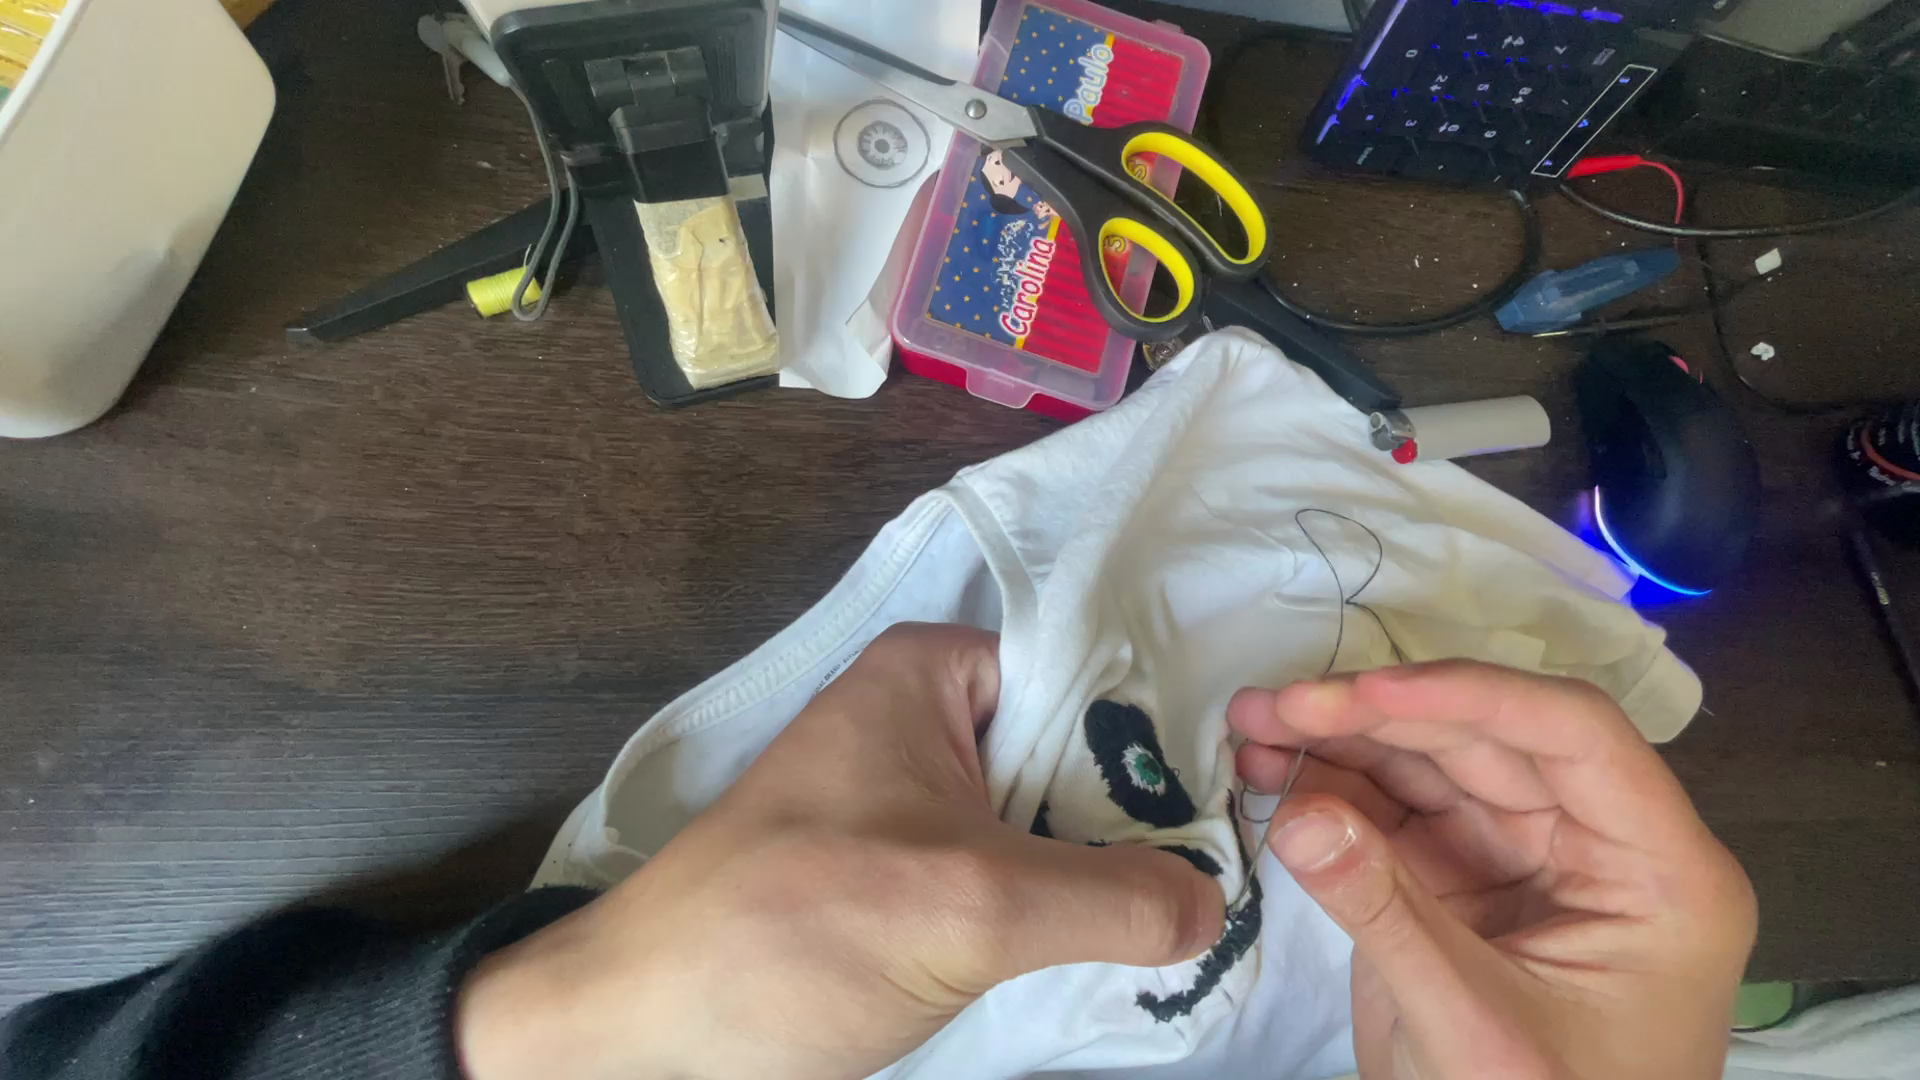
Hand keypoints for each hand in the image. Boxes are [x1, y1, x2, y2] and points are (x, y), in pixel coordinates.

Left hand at [457, 624, 1223, 1079]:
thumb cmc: (799, 924)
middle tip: (1219, 872)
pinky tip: (1111, 934)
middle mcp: (925, 709)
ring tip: (1183, 909)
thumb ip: (1110, 896)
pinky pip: (1005, 856)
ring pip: (1039, 811)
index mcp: (933, 670)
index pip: (1079, 679)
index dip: (1154, 742)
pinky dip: (1052, 895)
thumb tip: (1213, 899)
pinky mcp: (905, 849)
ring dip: (1094, 865)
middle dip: (1130, 815)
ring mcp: (914, 783)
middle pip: (1064, 749)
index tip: (1228, 803)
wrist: (650, 1023)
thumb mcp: (973, 905)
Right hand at [1230, 662, 1754, 1079]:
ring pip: (1413, 755)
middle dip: (1365, 714)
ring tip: (1249, 723)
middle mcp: (1579, 836)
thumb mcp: (1474, 1033)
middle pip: (1470, 735)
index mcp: (1651, 870)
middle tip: (1270, 707)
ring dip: (1328, 735)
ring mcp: (1503, 844)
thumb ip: (1385, 915)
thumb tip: (1296, 813)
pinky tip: (1263, 769)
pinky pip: (1375, 797)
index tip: (1361, 693)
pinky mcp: (1438, 861)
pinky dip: (1316, 778)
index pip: (1571, 736)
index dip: (1468, 695)